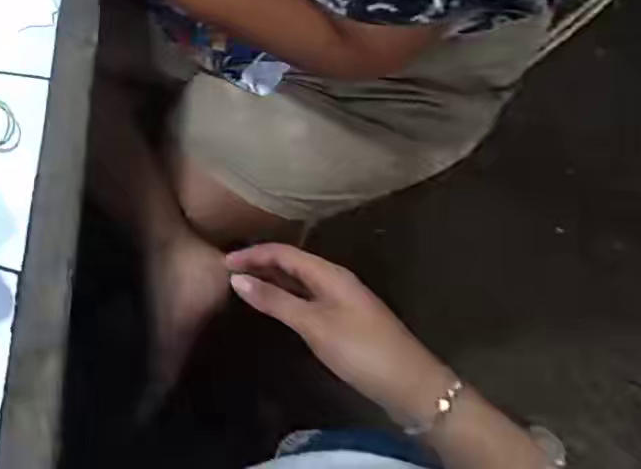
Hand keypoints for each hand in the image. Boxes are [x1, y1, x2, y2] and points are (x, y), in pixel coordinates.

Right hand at [227, 243, 452, 425]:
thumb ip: (274, 300)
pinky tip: (277, 306)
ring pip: (299, 279)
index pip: (281, 252)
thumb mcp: (313, 325)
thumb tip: (237, 278)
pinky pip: (308, 295)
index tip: (224, 262)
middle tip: (230, 273)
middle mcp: (334, 278)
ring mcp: (342, 298)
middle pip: (290, 262)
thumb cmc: (361, 350)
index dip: (251, 254)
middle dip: (260, 264)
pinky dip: (287, 295)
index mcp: (327, 272)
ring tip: (246, 286)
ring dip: (272, 279)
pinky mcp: (347, 318)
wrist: (417, 389)